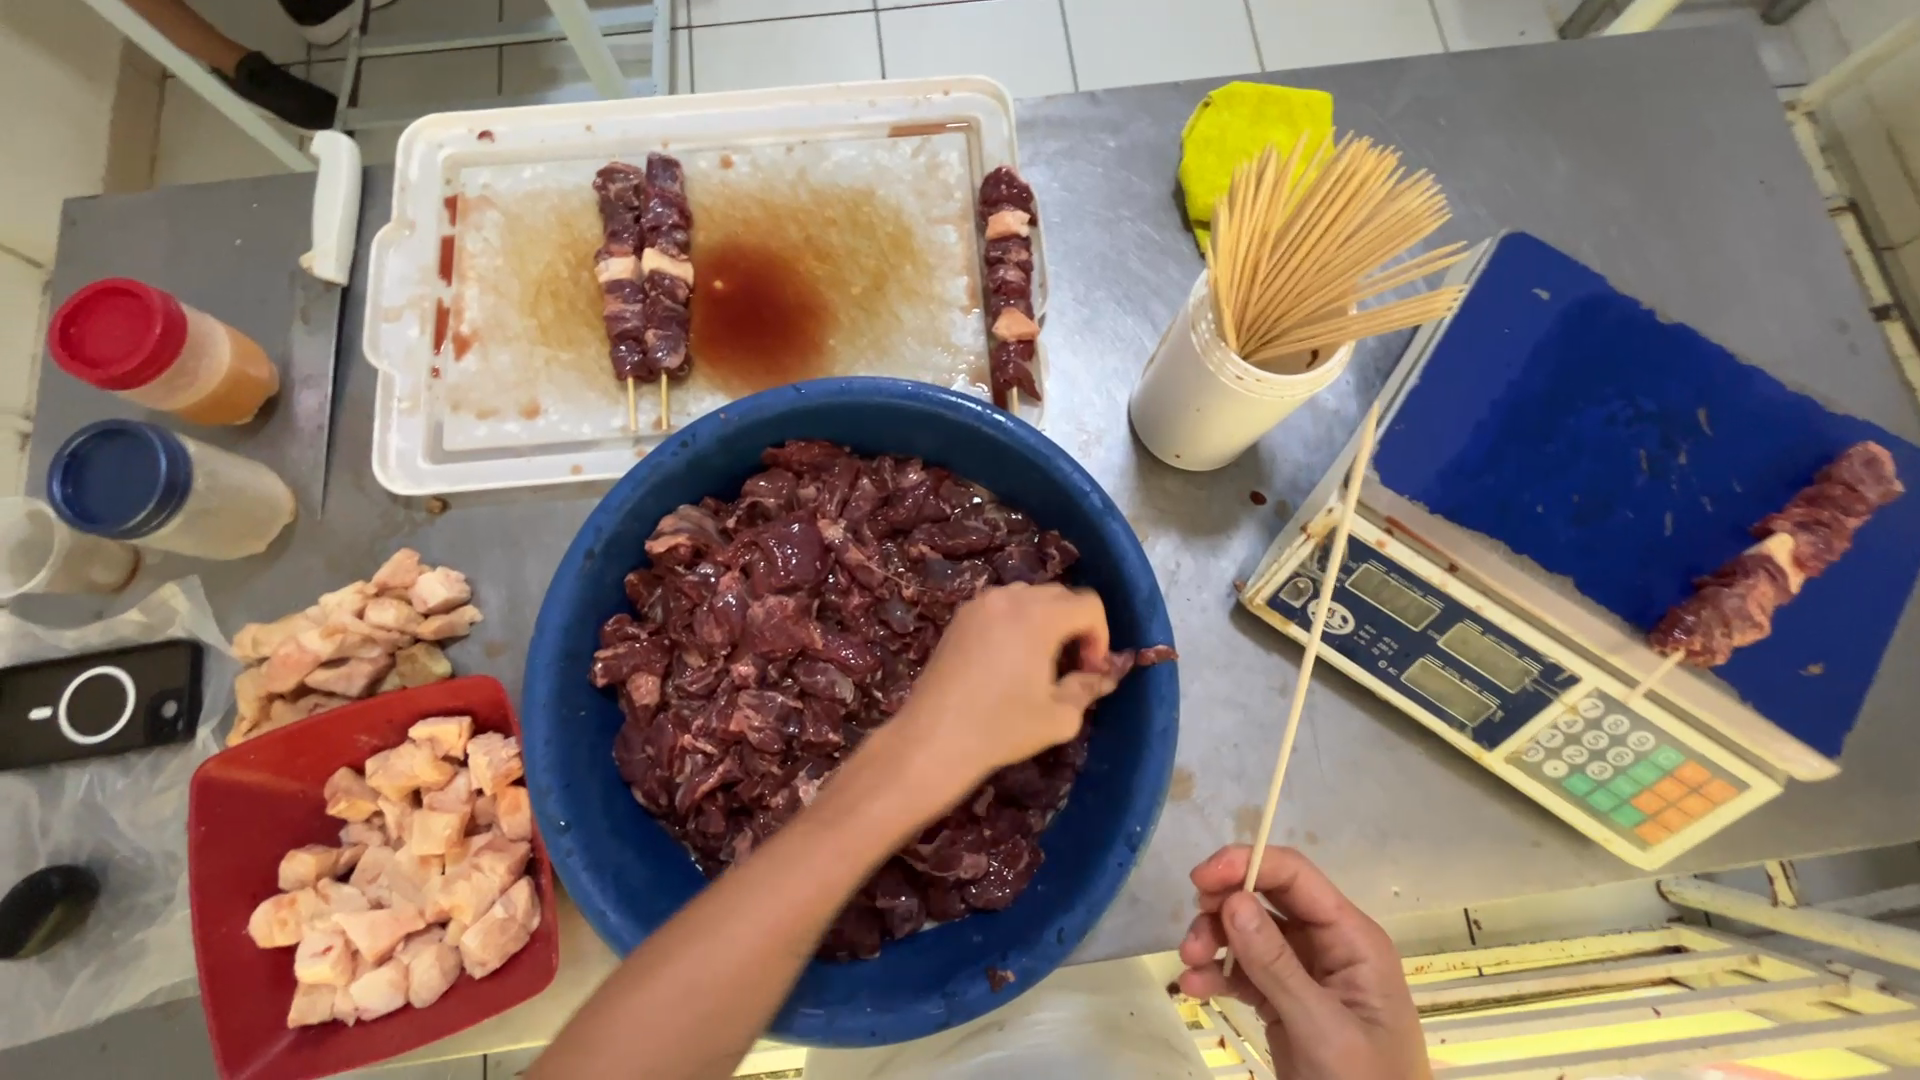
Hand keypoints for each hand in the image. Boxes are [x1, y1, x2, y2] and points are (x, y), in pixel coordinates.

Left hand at [892, 583, 1112, 794]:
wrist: (934, 739)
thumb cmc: (1001, 728)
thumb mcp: (1059, 716)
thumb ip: (1088, 688)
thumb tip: (1102, 676)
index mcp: (1037, 616)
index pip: (1088, 604)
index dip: (1100, 636)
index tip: (1090, 670)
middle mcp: (1008, 599)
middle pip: (1060, 595)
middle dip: (1076, 626)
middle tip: (1073, 666)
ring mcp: (979, 604)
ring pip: (1029, 597)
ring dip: (1047, 620)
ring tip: (1042, 661)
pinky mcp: (960, 618)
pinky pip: (1002, 606)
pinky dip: (1018, 621)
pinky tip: (1011, 658)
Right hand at [1178, 846, 1428, 1079]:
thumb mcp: (1323, 1030)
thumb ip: (1277, 965)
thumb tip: (1232, 899)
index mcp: (1351, 938)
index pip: (1295, 876)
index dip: (1247, 864)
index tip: (1200, 880)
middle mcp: (1327, 944)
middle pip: (1264, 898)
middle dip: (1222, 909)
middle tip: (1192, 937)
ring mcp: (1304, 972)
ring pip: (1246, 930)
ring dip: (1213, 941)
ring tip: (1189, 965)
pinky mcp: (1283, 999)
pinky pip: (1242, 969)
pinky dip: (1216, 973)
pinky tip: (1193, 987)